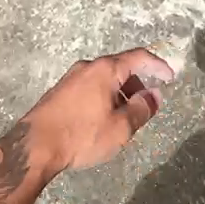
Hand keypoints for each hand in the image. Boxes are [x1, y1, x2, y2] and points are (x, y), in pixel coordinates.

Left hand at [18, 48, 177, 172]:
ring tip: (124, 119)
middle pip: (120, 68)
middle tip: (145, 107)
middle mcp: (88, 67)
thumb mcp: (120, 128)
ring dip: (120, 94)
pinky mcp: (60, 91)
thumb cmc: (81, 135)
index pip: (138, 57)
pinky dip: (104, 97)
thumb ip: (141, 109)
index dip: (158, 65)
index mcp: (105, 69)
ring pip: (104, 80)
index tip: (170, 76)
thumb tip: (154, 95)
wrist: (34, 146)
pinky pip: (90, 88)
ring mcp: (71, 78)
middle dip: (137, 85)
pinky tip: (102, 121)